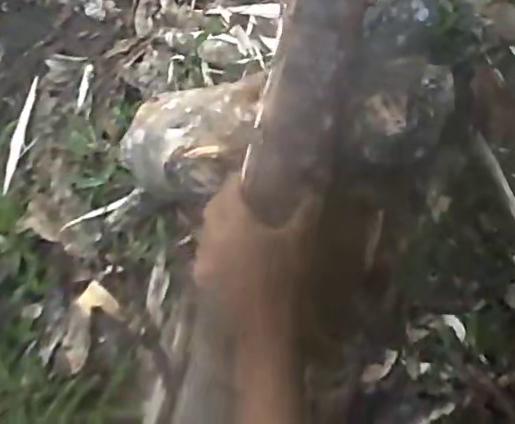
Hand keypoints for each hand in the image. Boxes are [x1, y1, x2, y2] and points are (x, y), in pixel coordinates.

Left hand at [194, 182, 316, 346]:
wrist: (264, 335)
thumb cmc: (283, 281)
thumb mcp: (300, 241)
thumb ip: (305, 210)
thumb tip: (312, 190)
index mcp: (234, 220)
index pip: (229, 188)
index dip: (239, 179)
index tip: (252, 178)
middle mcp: (213, 236)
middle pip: (213, 207)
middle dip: (226, 198)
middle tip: (246, 199)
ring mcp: (204, 261)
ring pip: (206, 230)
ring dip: (219, 222)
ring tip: (239, 226)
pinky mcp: (202, 283)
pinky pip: (205, 253)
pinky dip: (215, 246)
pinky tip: (232, 254)